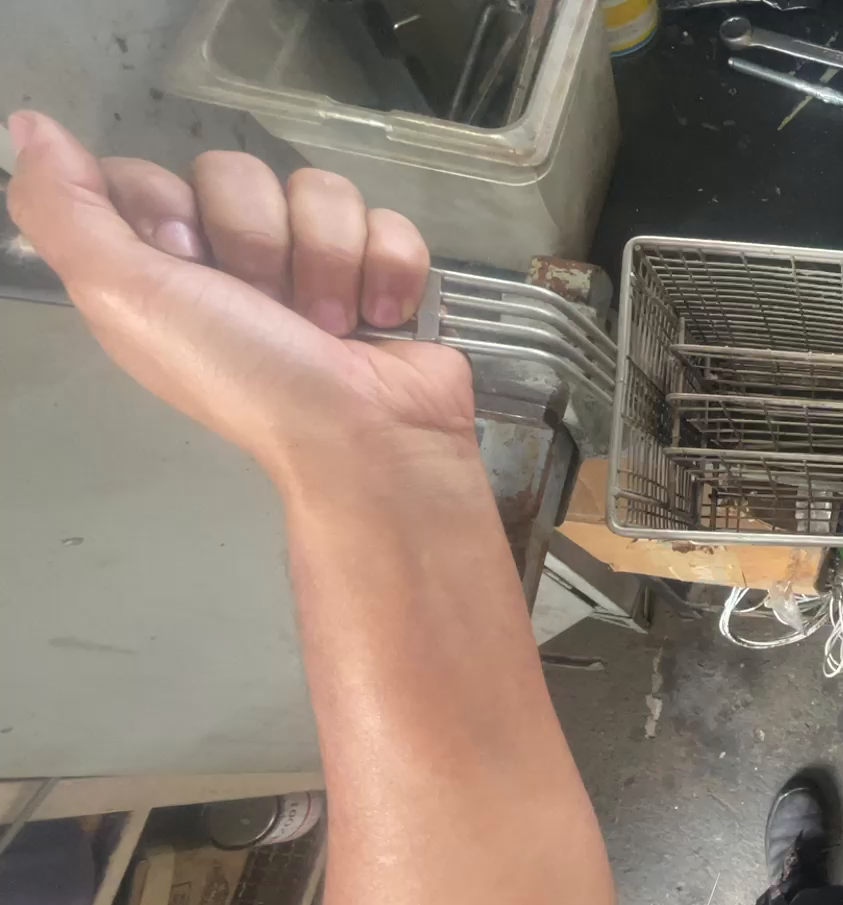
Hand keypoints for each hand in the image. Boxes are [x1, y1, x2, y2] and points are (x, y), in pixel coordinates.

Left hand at [5, 110, 472, 486]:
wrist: (368, 432)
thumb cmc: (251, 379)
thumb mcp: (126, 301)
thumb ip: (63, 210)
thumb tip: (35, 125)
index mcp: (170, 265)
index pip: (155, 176)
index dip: (174, 211)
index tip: (192, 268)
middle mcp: (246, 258)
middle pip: (243, 175)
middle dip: (265, 243)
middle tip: (279, 309)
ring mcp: (328, 264)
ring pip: (326, 194)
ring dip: (334, 264)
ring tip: (340, 325)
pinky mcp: (397, 276)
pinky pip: (395, 227)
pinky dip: (394, 273)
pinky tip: (386, 317)